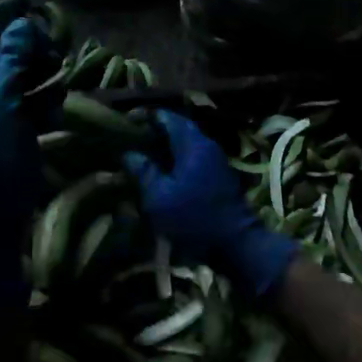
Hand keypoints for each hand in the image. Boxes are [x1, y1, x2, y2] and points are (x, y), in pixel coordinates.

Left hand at [0, 0, 50, 345]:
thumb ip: (9, 58)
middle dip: (28, 46)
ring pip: (15, 86)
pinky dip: (42, 105)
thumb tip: (22, 23)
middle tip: (56, 47)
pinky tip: (59, 107)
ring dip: (39, 75)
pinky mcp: (2, 153)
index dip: (1, 15)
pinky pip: (24, 115)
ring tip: (62, 75)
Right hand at [123, 111, 297, 297]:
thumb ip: (142, 171)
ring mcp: (214, 159)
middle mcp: (205, 143)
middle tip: (129, 141)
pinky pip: (191, 157)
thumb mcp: (159, 197)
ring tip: (141, 156)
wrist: (237, 245)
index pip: (165, 115)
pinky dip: (174, 159)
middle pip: (175, 127)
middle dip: (152, 132)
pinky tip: (160, 173)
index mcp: (192, 142)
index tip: (124, 124)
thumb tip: (127, 153)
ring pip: (183, 142)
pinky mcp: (217, 175)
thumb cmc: (194, 218)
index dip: (143, 116)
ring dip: (163, 147)